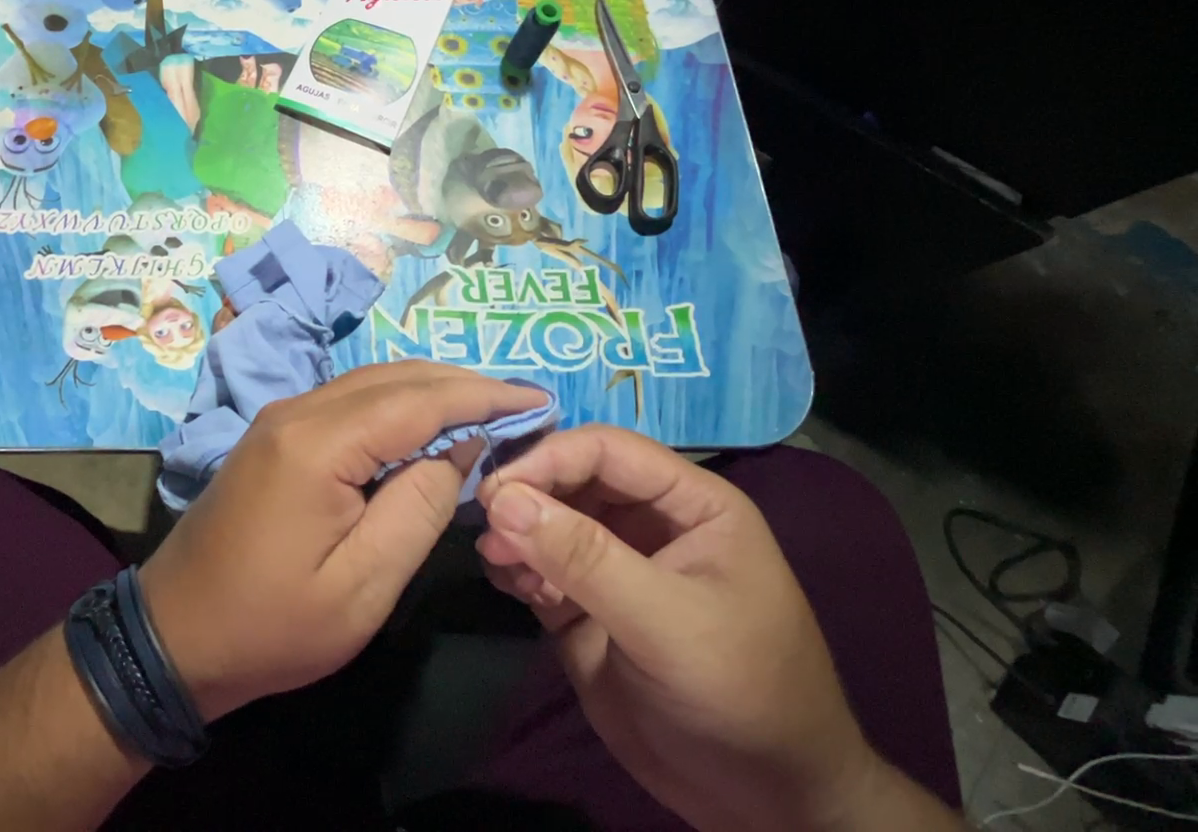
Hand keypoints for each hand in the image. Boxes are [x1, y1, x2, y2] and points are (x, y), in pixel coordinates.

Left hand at [140, 361, 545, 720]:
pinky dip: (395, 406)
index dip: (483, 396)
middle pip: (394, 378)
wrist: (175, 635)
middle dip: (462, 385)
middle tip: (522, 406)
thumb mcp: (363, 585)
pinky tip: (425, 428)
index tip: (541, 402)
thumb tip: (461, 448)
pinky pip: (347, 404)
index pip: (418, 399)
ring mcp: (279, 420)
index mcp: (317, 444)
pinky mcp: (273, 437)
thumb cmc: (272, 625)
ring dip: (429, 392)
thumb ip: (420, 508)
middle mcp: (295, 412)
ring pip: (369, 384)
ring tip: (488, 412)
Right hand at [474, 427, 892, 831]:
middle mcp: (649, 523)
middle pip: (569, 479)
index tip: (495, 491)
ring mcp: (615, 565)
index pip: (607, 450)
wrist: (760, 801)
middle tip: (486, 529)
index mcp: (691, 505)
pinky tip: (509, 586)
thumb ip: (584, 557)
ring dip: (515, 535)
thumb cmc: (738, 695)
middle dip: (526, 497)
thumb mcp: (666, 622)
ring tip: (497, 565)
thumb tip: (501, 498)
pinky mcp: (586, 606)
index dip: (548, 458)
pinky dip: (515, 569)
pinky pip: (538, 567)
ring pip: (547, 521)